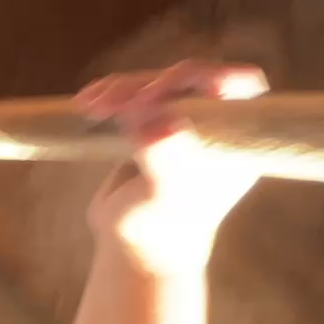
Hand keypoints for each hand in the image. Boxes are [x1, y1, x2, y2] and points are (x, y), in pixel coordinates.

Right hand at [76, 61, 268, 274]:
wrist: (135, 246)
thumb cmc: (164, 226)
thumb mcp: (167, 192)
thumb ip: (165, 154)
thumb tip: (151, 115)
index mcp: (237, 137)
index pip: (239, 88)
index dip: (207, 77)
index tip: (162, 88)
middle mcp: (211, 126)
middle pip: (184, 82)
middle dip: (145, 84)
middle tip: (111, 101)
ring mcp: (176, 126)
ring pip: (149, 87)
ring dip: (117, 89)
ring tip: (88, 105)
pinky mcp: (142, 130)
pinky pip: (125, 100)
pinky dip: (103, 96)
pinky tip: (83, 103)